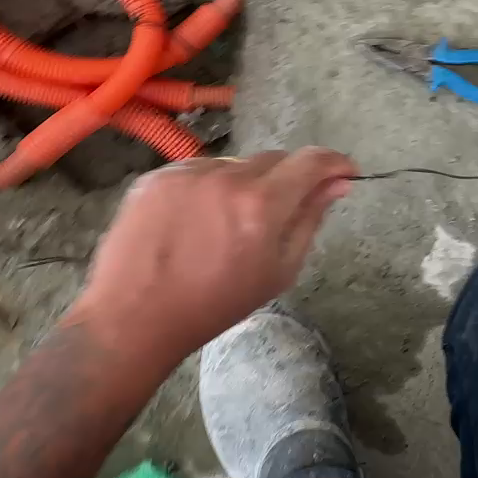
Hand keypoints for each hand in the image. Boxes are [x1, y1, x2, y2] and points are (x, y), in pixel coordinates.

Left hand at [65, 148, 356, 362]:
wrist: (133, 318)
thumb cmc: (217, 303)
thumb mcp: (280, 270)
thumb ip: (310, 219)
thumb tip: (338, 184)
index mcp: (261, 205)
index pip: (312, 161)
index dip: (335, 162)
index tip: (345, 172)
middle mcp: (226, 177)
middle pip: (275, 160)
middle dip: (288, 179)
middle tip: (280, 213)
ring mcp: (187, 173)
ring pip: (237, 164)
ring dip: (247, 183)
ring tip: (229, 222)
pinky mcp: (156, 176)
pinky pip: (201, 170)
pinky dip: (211, 186)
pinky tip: (198, 219)